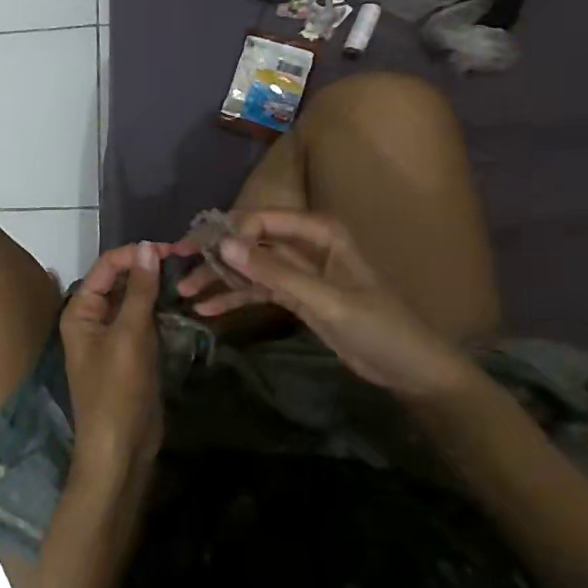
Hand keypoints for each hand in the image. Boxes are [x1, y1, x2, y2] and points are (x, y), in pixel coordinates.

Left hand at [59, 241, 175, 481]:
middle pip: (122, 279)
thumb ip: (140, 290)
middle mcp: (94, 318)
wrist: (121, 448)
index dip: (138, 254)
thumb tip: (148, 248)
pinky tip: (187, 300)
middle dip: (151, 266)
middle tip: (189, 258)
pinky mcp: (133, 351)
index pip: (108, 266)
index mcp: (81, 311)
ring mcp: (114, 335)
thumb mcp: (130, 336)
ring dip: (160, 285)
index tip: (174, 249)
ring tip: (192, 273)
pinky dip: (164, 307)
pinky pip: (147, 318)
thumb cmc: (118, 390)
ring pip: (138, 298)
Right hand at [180, 210, 478, 398]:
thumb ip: (275, 273)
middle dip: (217, 254)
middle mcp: (308, 245)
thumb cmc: (378, 326)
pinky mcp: (299, 298)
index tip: (194, 250)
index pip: (265, 221)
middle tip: (178, 266)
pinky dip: (237, 299)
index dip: (228, 231)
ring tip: (186, 294)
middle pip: (254, 242)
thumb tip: (224, 245)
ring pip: (253, 268)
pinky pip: (261, 291)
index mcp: (321, 232)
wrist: (409, 366)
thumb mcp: (325, 301)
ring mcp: (303, 273)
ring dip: (222, 280)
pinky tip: (209, 310)